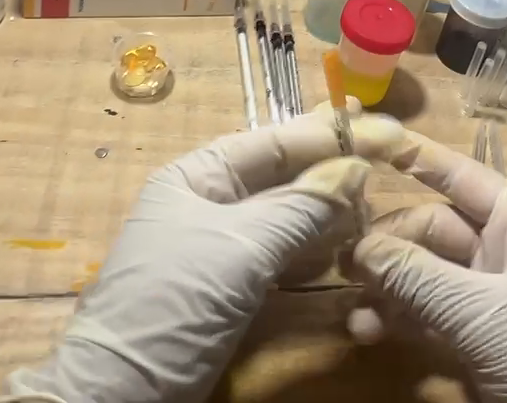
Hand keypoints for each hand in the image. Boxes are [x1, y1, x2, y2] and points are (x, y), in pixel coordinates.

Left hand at [0, 106, 404, 402]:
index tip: (382, 129)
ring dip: (327, 205)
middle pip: (282, 173)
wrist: (120, 395)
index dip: (329, 134)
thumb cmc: (175, 301)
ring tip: (370, 197)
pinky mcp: (232, 285)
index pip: (275, 142)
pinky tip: (344, 239)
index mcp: (200, 174)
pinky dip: (313, 243)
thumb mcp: (241, 246)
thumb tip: (356, 168)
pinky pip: (282, 250)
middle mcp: (211, 200)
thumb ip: (301, 206)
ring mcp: (222, 244)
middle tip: (386, 152)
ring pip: (286, 212)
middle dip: (331, 165)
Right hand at [345, 130, 506, 402]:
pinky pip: (430, 315)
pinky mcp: (478, 342)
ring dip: (389, 283)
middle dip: (393, 240)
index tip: (374, 144)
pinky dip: (399, 319)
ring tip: (347, 292)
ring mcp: (491, 300)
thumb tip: (358, 247)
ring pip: (428, 275)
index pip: (466, 179)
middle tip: (345, 254)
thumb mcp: (487, 316)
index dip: (423, 160)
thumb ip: (420, 279)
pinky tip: (364, 327)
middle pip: (437, 229)